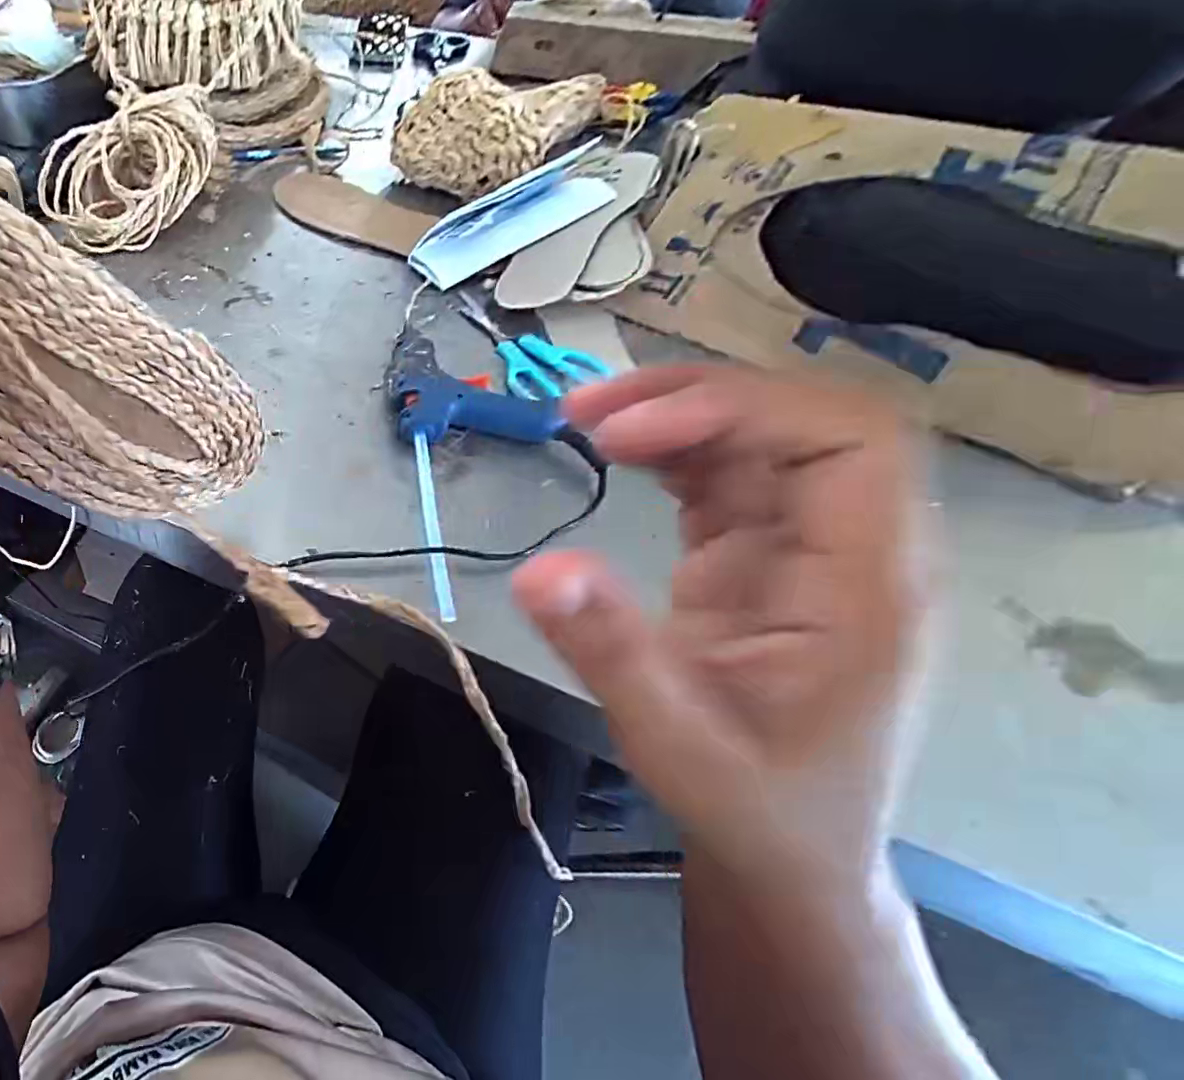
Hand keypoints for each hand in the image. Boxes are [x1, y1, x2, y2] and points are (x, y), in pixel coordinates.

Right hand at [513, 365, 924, 888]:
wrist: (786, 846)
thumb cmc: (749, 802)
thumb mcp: (670, 738)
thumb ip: (608, 651)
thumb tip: (536, 570)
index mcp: (864, 587)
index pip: (843, 444)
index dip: (736, 412)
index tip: (622, 435)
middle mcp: (848, 551)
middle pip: (801, 423)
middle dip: (694, 399)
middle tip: (584, 410)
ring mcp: (805, 551)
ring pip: (759, 441)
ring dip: (675, 414)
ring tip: (582, 418)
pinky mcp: (761, 559)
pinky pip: (726, 477)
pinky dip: (670, 451)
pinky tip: (614, 450)